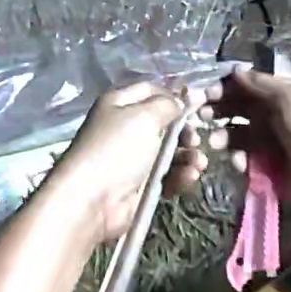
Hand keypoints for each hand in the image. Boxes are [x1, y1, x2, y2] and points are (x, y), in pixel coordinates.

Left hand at [47, 82, 208, 243]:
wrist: (91, 201)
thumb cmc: (116, 149)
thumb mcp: (143, 116)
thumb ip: (166, 104)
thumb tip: (180, 102)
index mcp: (119, 104)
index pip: (151, 90)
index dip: (173, 95)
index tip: (197, 104)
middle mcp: (125, 127)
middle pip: (163, 122)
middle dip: (184, 130)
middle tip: (195, 139)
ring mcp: (132, 157)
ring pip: (168, 151)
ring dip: (187, 155)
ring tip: (199, 164)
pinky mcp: (140, 184)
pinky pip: (166, 175)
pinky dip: (180, 175)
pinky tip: (190, 177)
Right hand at [205, 66, 290, 221]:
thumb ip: (260, 83)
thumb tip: (234, 71)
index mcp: (282, 93)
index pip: (247, 83)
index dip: (225, 84)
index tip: (204, 89)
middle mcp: (273, 113)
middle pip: (238, 106)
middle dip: (217, 108)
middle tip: (199, 114)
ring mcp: (269, 140)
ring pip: (236, 132)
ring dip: (223, 135)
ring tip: (215, 143)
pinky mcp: (265, 164)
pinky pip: (243, 156)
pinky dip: (237, 158)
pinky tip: (238, 163)